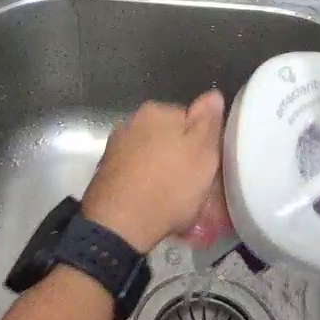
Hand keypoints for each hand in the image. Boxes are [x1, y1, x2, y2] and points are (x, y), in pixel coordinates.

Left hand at [81, 91, 227, 253]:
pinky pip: (138, 175)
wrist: (119, 224)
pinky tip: (156, 207)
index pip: (191, 120)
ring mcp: (116, 148)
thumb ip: (209, 121)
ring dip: (165, 175)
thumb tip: (213, 95)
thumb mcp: (203, 153)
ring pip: (153, 159)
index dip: (204, 145)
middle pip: (170, 139)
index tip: (209, 167)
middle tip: (196, 190)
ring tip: (178, 205)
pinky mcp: (106, 173)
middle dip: (183, 161)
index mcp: (156, 111)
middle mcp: (131, 122)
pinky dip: (148, 187)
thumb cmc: (168, 186)